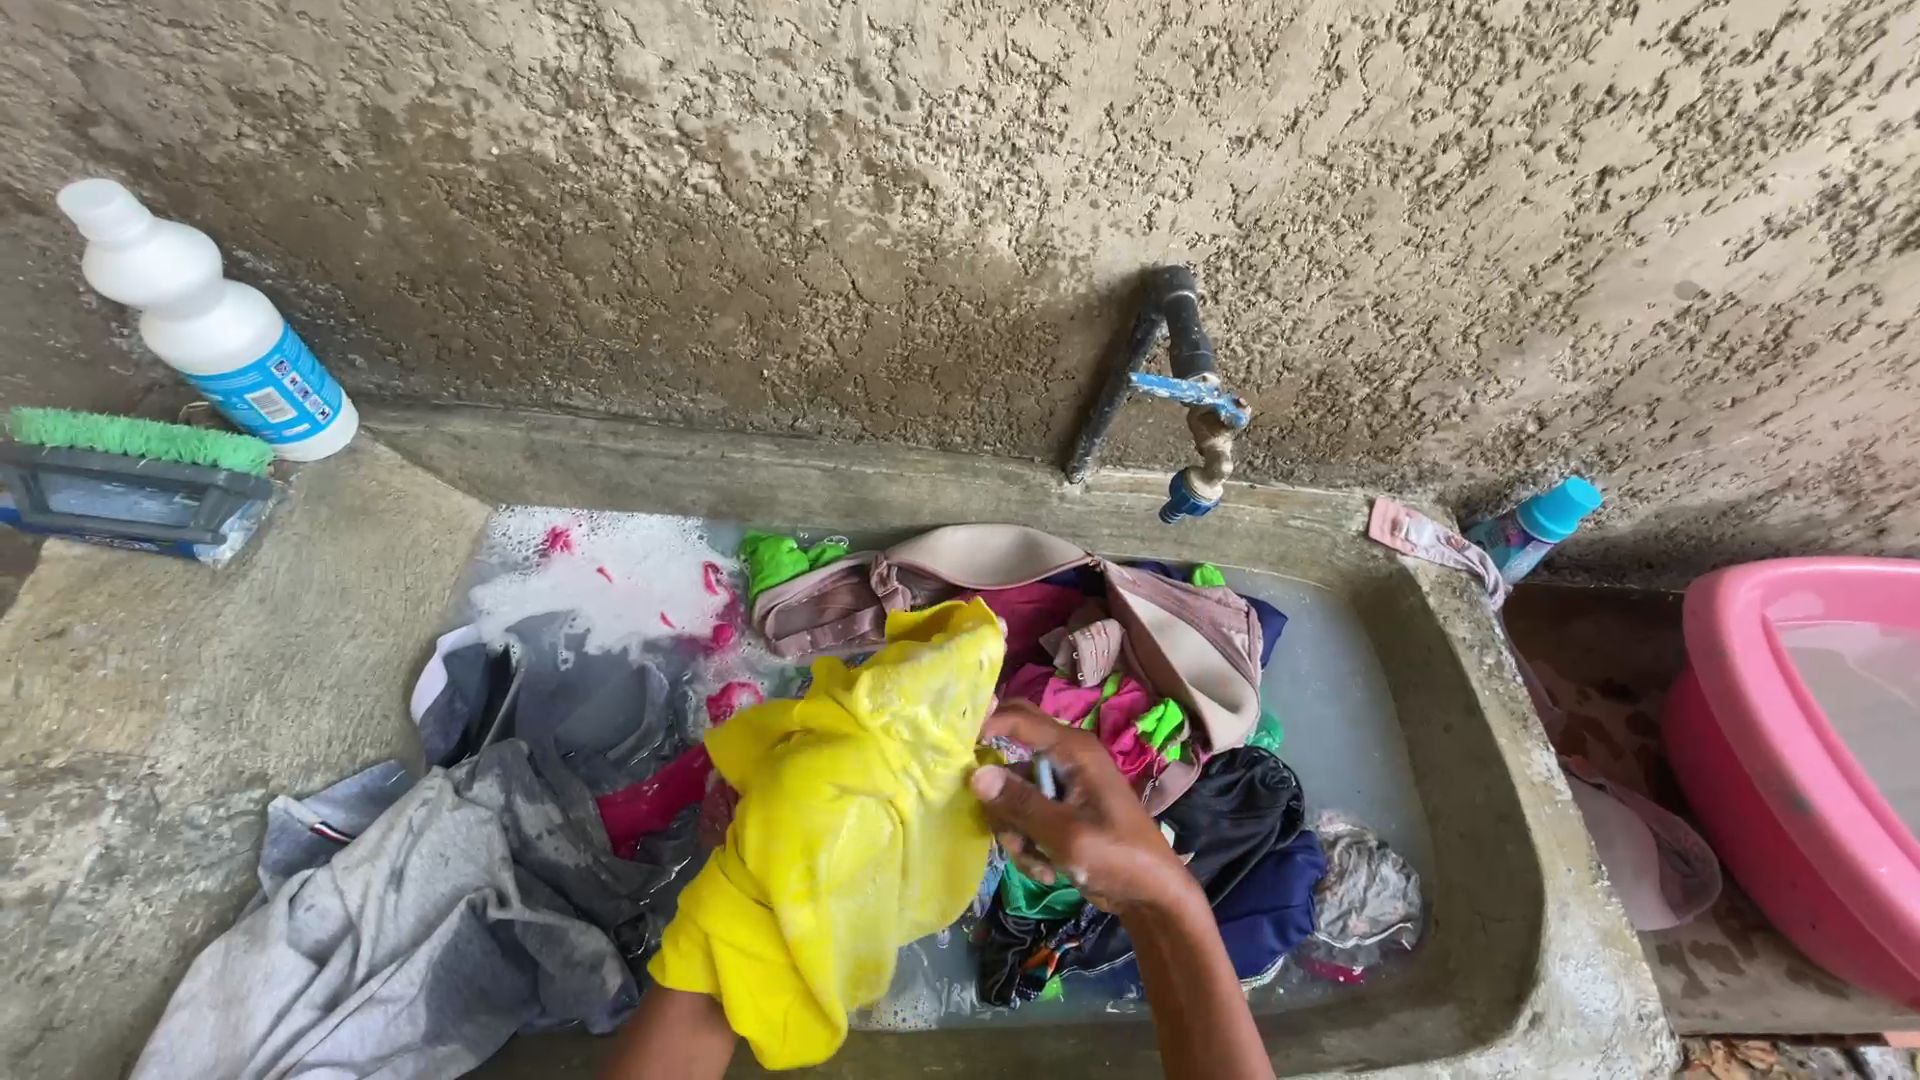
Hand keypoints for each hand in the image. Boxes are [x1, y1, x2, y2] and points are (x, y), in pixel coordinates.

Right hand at [971, 702, 1197, 914]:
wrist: (1152, 898)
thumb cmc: (1119, 858)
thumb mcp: (1066, 835)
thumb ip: (1021, 804)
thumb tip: (975, 774)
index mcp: (1073, 749)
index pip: (1018, 718)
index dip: (985, 726)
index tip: (954, 754)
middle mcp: (1065, 756)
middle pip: (1010, 752)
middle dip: (998, 791)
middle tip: (996, 817)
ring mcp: (1061, 783)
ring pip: (1011, 792)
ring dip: (1014, 830)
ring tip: (1036, 860)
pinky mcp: (1057, 809)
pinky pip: (1023, 815)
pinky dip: (1027, 842)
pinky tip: (1047, 867)